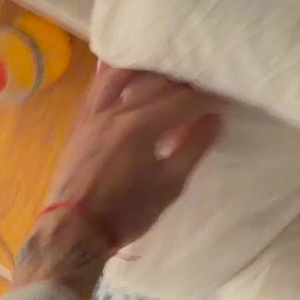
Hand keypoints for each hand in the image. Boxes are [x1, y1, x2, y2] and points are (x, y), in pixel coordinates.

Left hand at [14, 67, 223, 299]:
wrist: (76, 229)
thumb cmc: (126, 212)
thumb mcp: (169, 186)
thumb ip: (193, 148)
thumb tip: (215, 118)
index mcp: (142, 126)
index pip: (184, 101)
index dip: (207, 99)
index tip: (223, 100)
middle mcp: (117, 110)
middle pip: (158, 82)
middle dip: (184, 83)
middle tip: (202, 88)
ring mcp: (95, 112)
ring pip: (125, 74)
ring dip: (150, 70)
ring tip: (168, 75)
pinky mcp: (81, 119)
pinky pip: (100, 85)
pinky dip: (117, 75)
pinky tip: (129, 74)